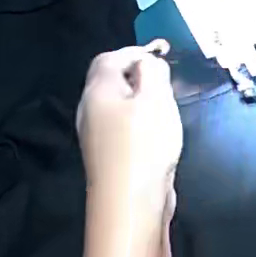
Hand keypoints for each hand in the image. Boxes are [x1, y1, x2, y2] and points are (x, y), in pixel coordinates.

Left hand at [77, 41, 182, 256]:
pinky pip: (122, 126)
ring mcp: (96, 135)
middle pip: (110, 80)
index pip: (109, 58)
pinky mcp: (108, 155)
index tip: (162, 58)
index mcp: (98, 91)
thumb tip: (148, 62)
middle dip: (138, 75)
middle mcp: (90, 110)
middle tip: (165, 83)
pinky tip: (157, 134)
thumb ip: (153, 72)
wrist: (130, 204)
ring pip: (117, 104)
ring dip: (140, 100)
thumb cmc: (144, 145)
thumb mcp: (156, 98)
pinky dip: (139, 121)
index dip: (135, 52)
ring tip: (165, 107)